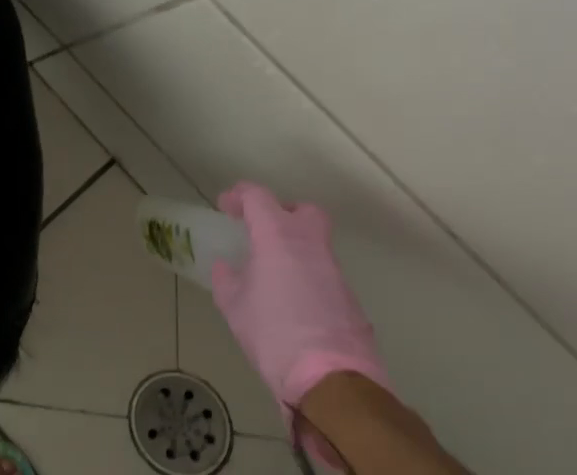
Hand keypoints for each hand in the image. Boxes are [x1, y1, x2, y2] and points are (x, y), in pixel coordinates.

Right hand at [211, 183, 392, 458]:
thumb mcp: (234, 305)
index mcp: (278, 239)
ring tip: (270, 273)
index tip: (226, 208)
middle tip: (261, 228)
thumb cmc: (272, 334)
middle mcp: (311, 248)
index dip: (239, 196)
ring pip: (316, 245)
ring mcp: (335, 275)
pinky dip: (306, 277)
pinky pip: (324, 275)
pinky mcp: (350, 301)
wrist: (331, 381)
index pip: (259, 198)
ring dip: (293, 249)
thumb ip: (228, 279)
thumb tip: (227, 268)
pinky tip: (290, 302)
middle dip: (282, 212)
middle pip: (304, 211)